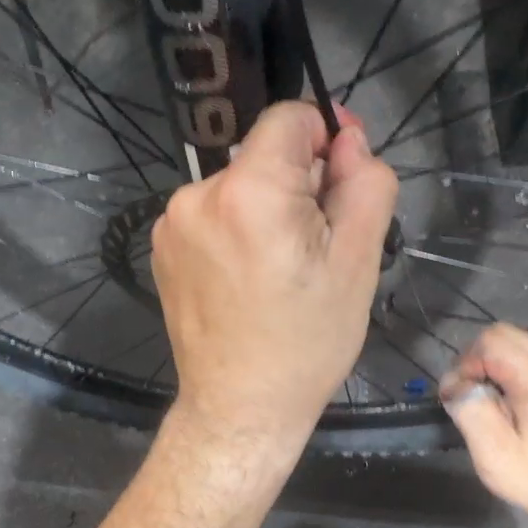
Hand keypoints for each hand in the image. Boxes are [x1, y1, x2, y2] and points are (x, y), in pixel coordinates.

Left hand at [151, 102, 398, 446]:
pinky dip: (237, 232)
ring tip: (283, 272)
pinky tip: (250, 280)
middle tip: (319, 248)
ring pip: (238, 188)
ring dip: (267, 211)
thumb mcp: (358, 264)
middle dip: (299, 186)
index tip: (344, 178)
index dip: (326, 138)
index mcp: (249, 191)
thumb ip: (365, 184)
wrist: (240, 410)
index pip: (290, 118)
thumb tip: (350, 142)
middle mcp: (198, 194)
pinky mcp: (162, 250)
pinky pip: (212, 217)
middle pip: (264, 157)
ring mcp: (171, 224)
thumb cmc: (306, 344)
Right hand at [441, 324, 527, 527]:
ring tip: (481, 399)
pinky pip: (520, 355)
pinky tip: (499, 399)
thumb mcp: (492, 451)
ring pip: (510, 342)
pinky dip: (500, 369)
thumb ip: (470, 409)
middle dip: (474, 361)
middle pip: (500, 334)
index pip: (490, 343)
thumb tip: (454, 383)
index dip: (465, 366)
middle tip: (466, 396)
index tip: (457, 398)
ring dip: (486, 364)